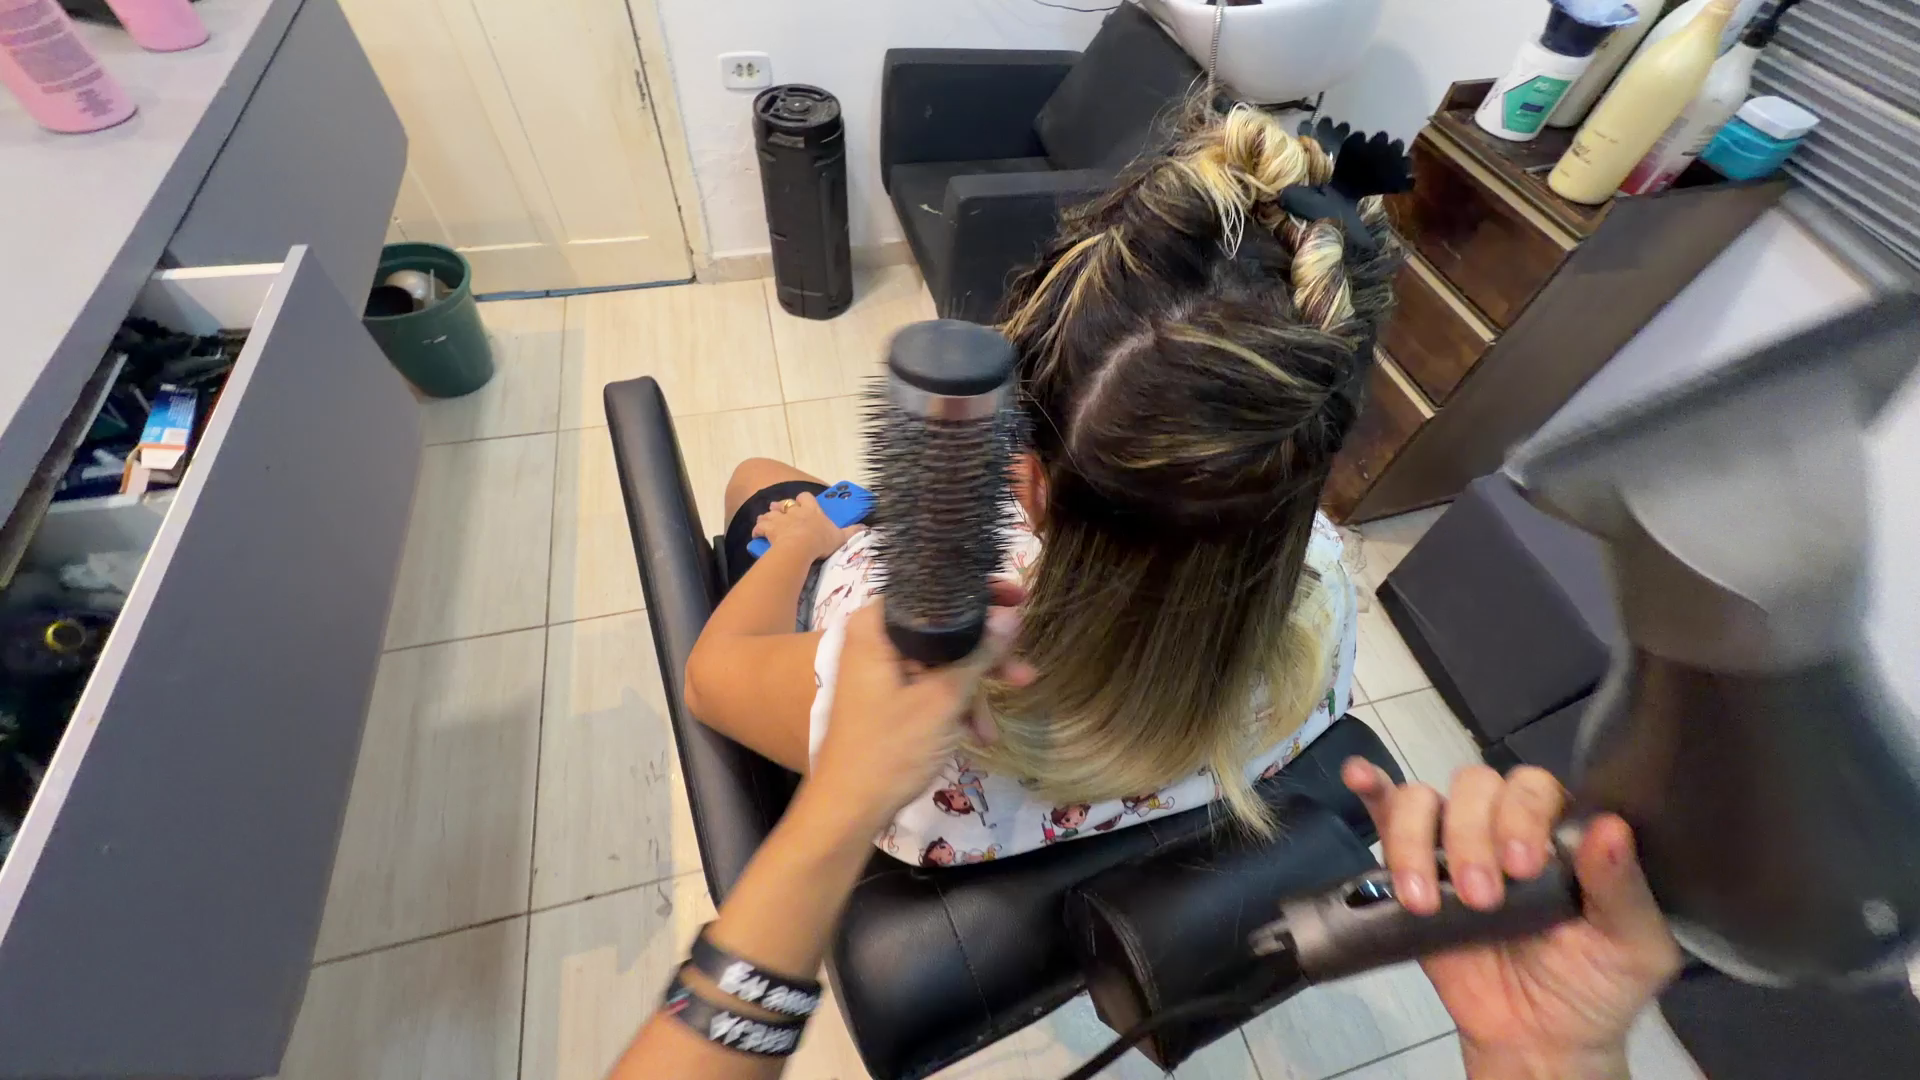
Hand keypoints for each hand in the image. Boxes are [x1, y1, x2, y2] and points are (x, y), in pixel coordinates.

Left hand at [753, 492, 860, 560]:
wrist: (801, 547)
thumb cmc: (822, 542)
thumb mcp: (841, 537)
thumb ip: (852, 532)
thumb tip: (866, 527)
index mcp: (812, 510)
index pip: (806, 498)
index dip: (803, 500)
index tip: (801, 504)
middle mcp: (795, 511)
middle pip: (785, 504)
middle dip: (781, 507)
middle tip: (779, 512)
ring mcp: (780, 518)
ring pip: (769, 513)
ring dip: (767, 517)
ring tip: (765, 523)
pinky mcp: (769, 528)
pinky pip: (760, 526)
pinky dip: (757, 530)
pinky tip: (757, 535)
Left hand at [807, 582, 1032, 833]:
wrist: (850, 808)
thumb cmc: (890, 748)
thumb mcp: (943, 700)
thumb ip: (979, 654)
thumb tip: (1011, 616)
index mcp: (876, 626)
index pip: (932, 590)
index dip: (978, 593)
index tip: (1016, 598)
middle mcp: (875, 638)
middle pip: (943, 628)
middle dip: (986, 654)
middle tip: (1024, 668)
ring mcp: (881, 668)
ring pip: (942, 661)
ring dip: (975, 688)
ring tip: (999, 721)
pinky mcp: (888, 694)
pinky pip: (930, 684)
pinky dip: (956, 704)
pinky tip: (979, 734)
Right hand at [1343, 761, 1683, 1079]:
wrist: (1530, 1035)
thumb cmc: (1590, 987)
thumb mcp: (1632, 949)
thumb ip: (1621, 889)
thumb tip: (1610, 826)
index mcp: (1554, 831)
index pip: (1532, 786)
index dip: (1521, 814)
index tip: (1523, 868)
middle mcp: (1497, 821)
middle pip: (1471, 785)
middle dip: (1470, 839)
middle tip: (1481, 899)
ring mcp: (1445, 835)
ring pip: (1419, 798)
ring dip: (1416, 842)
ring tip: (1426, 901)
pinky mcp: (1402, 856)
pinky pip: (1380, 806)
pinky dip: (1367, 786)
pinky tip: (1358, 775)